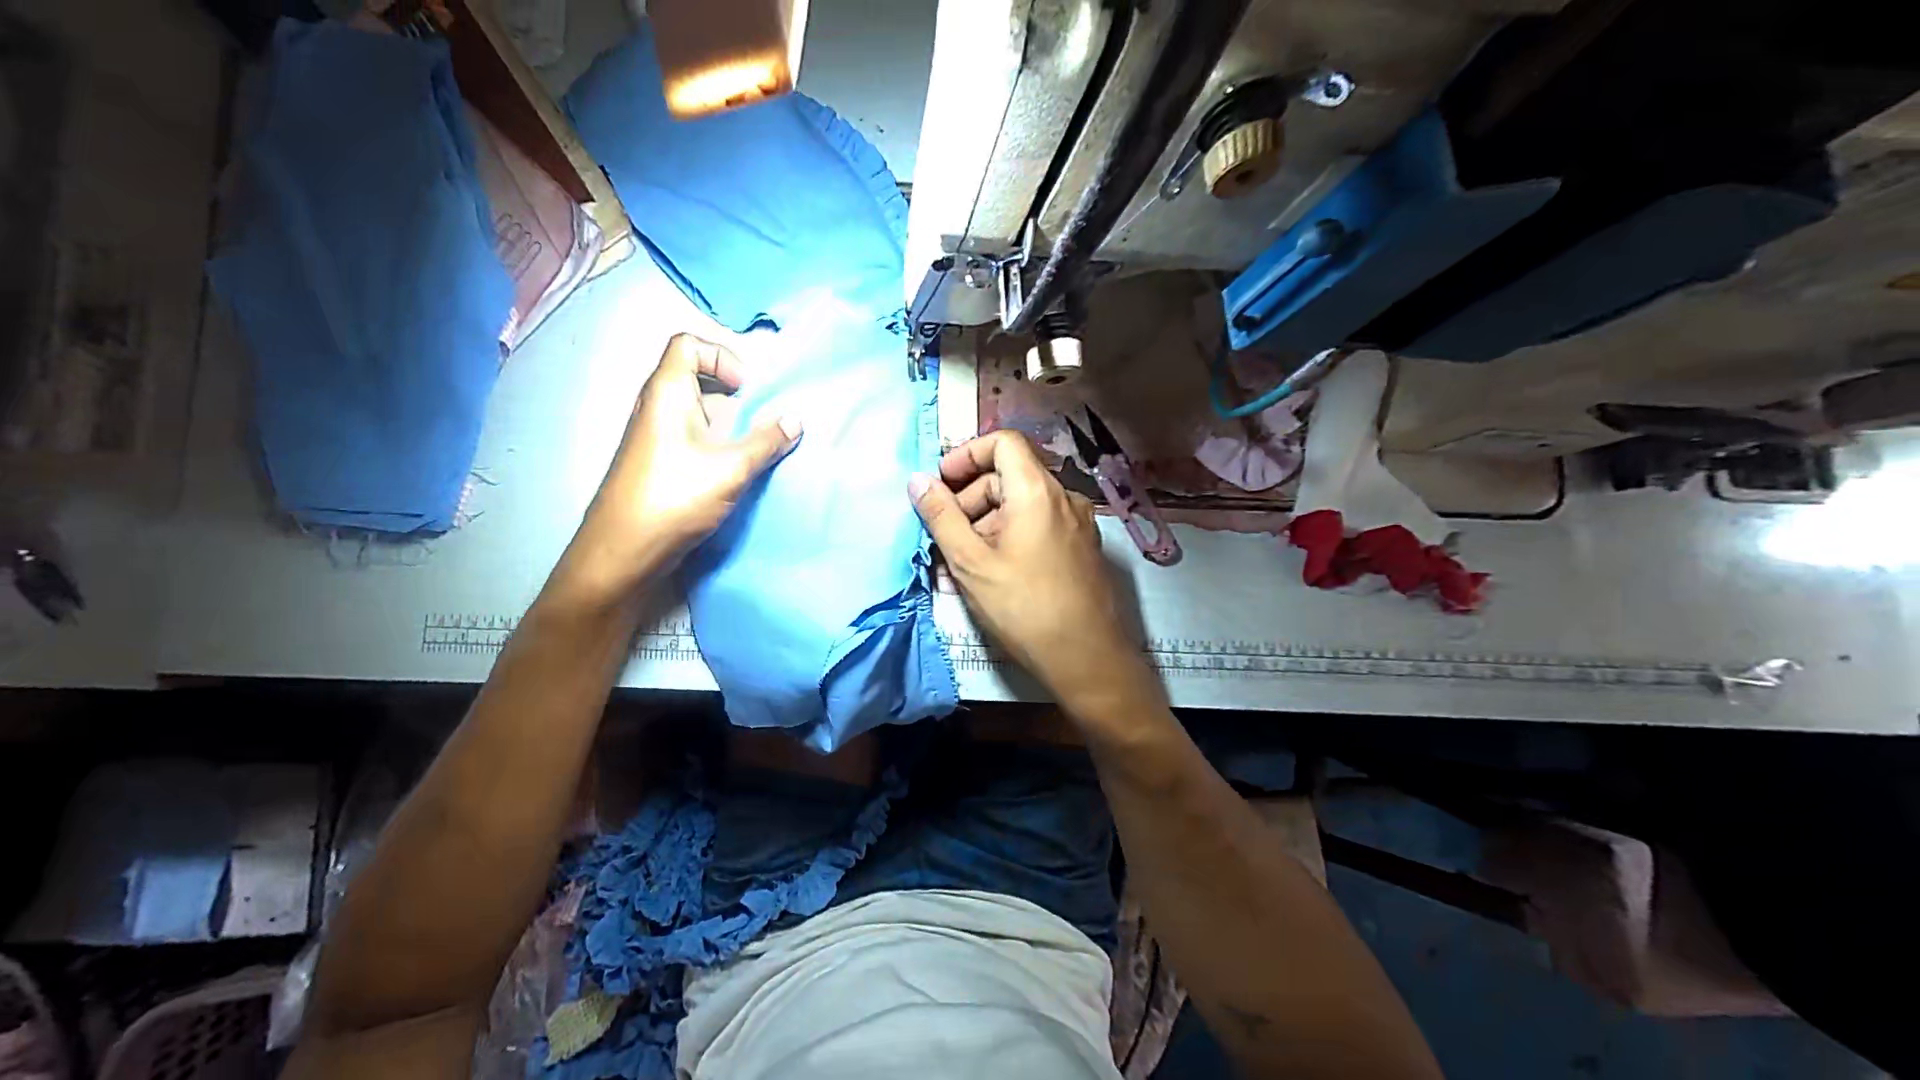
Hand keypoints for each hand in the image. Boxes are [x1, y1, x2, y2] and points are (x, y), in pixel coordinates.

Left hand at [558, 334, 799, 604]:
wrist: (623, 552)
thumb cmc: (674, 498)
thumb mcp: (731, 468)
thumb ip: (766, 442)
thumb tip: (795, 420)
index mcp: (666, 392)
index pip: (688, 344)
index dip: (721, 356)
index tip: (746, 389)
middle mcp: (656, 407)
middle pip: (696, 378)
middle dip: (733, 396)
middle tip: (757, 422)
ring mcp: (654, 436)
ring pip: (696, 413)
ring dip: (727, 425)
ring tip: (751, 451)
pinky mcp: (657, 464)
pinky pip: (691, 439)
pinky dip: (715, 446)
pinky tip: (732, 473)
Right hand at [910, 430, 1164, 723]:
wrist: (1088, 659)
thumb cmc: (1024, 608)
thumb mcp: (970, 562)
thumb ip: (941, 517)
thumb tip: (918, 481)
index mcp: (1038, 491)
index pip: (1002, 442)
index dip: (966, 455)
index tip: (941, 485)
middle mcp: (1064, 498)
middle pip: (1008, 476)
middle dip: (969, 499)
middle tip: (943, 537)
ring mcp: (1077, 524)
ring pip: (1021, 506)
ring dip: (985, 524)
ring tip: (959, 564)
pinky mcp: (1081, 548)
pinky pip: (1038, 527)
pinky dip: (1009, 538)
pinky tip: (990, 574)